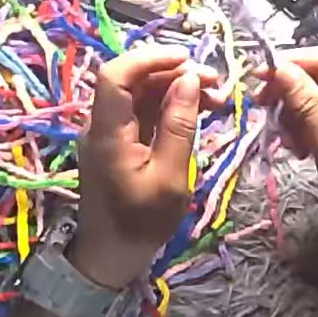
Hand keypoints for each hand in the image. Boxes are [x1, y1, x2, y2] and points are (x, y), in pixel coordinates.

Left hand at [73, 45, 222, 288]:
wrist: (109, 257)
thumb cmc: (140, 223)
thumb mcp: (170, 178)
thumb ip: (179, 126)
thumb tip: (191, 80)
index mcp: (107, 132)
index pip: (116, 76)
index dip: (150, 59)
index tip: (188, 59)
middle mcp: (102, 124)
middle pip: (132, 80)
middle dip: (173, 72)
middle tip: (215, 82)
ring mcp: (109, 132)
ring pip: (141, 94)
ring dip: (176, 88)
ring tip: (215, 97)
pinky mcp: (119, 142)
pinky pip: (143, 112)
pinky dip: (170, 106)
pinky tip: (199, 110)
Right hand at [263, 46, 317, 238]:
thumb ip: (307, 104)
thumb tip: (281, 68)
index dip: (289, 63)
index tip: (259, 79)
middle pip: (315, 78)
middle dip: (287, 92)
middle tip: (263, 111)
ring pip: (312, 102)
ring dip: (291, 116)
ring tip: (284, 141)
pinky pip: (316, 122)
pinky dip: (301, 132)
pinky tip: (296, 151)